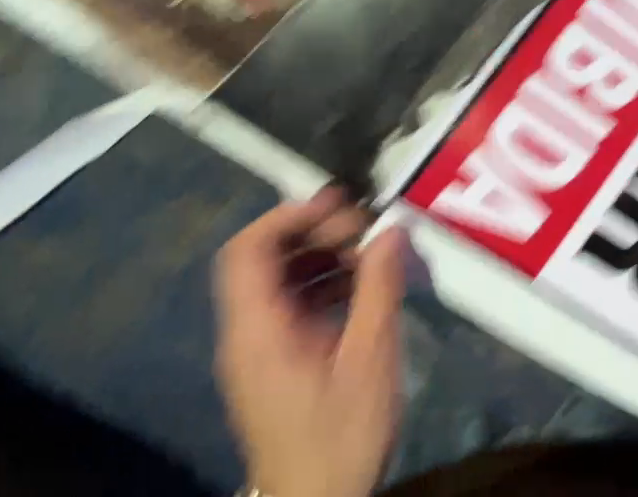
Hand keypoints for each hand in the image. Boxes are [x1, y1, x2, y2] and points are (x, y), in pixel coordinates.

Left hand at [213, 189, 404, 496]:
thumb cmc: (340, 433)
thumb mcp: (370, 357)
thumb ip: (378, 288)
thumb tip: (390, 230)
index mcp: (258, 329)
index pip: (248, 250)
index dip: (289, 215)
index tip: (340, 203)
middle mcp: (247, 333)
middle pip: (264, 259)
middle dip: (314, 231)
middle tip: (365, 228)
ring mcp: (258, 350)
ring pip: (279, 280)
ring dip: (322, 256)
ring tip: (371, 254)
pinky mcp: (275, 363)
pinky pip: (291, 305)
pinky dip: (324, 284)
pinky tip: (363, 288)